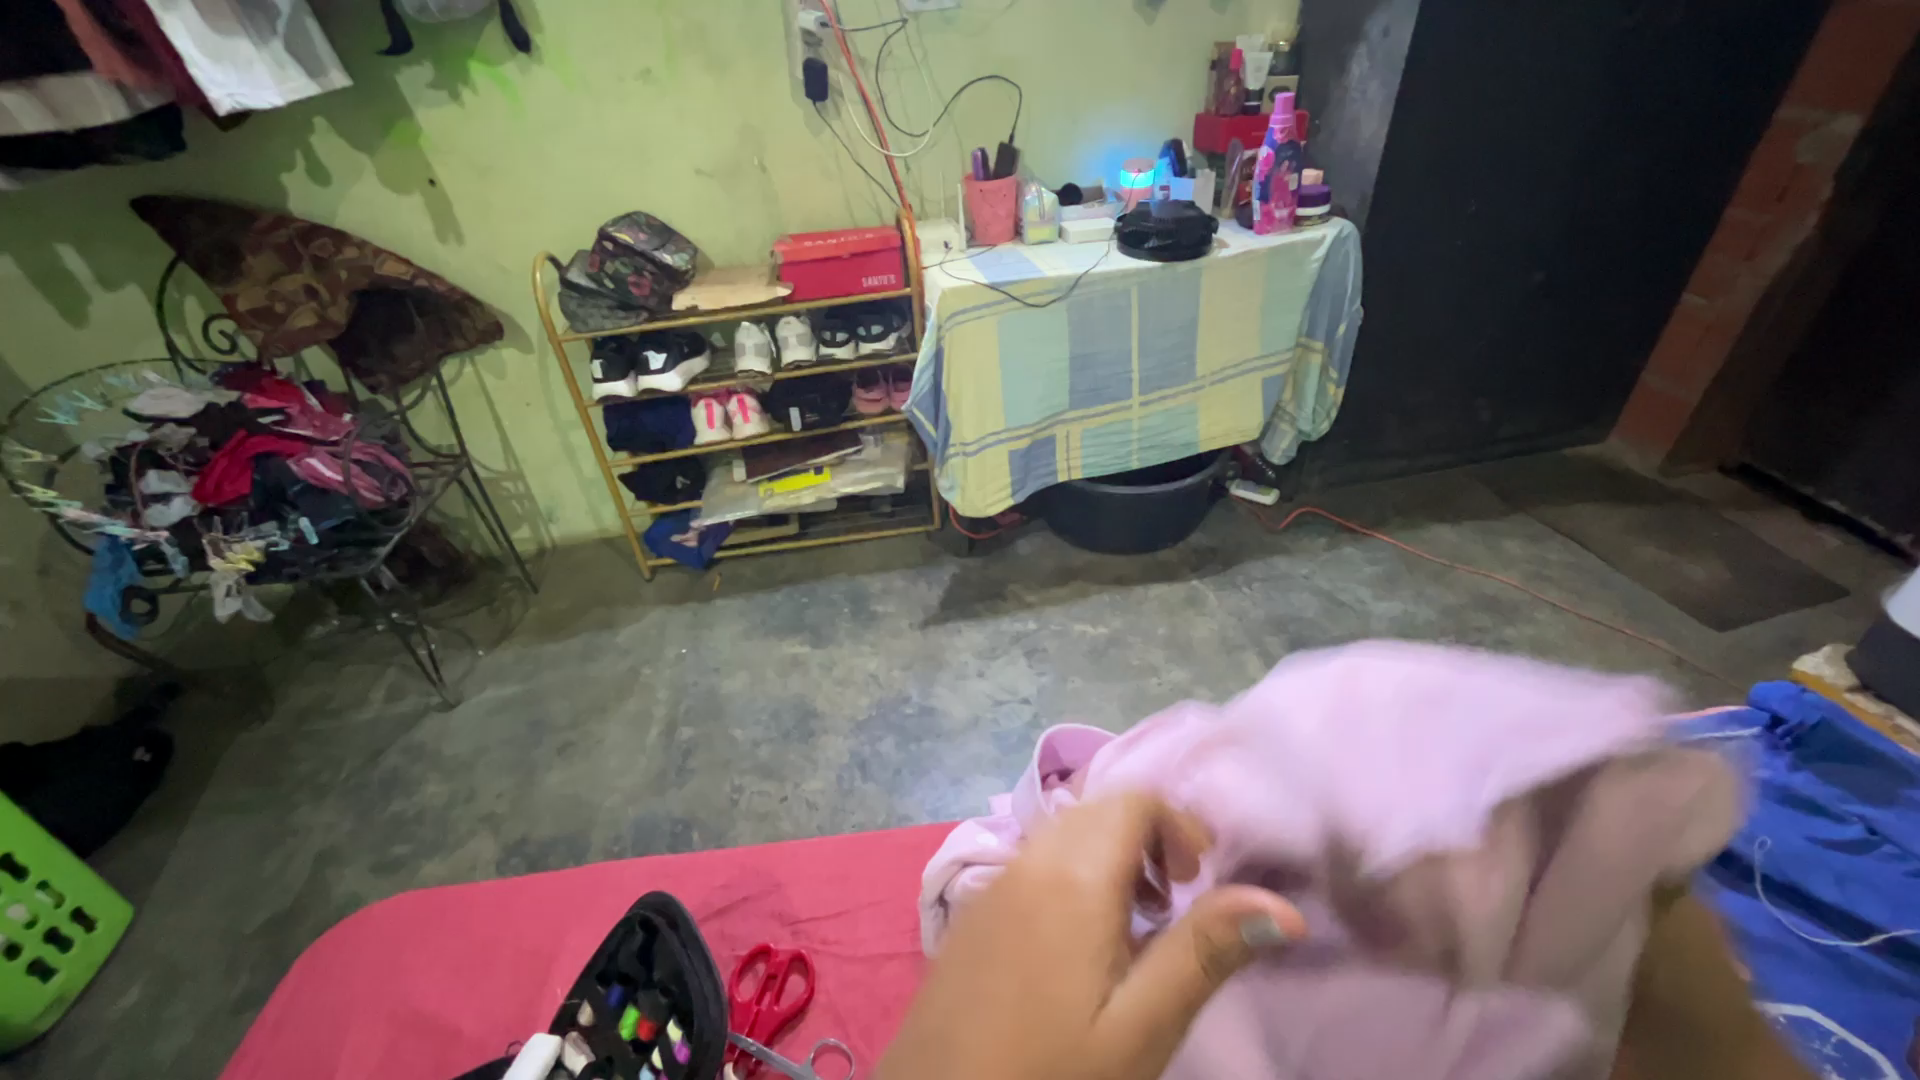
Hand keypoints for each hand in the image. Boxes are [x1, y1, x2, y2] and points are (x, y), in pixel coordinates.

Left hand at [879, 793, 1304, 1079]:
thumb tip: (1283, 905)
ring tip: (1135, 927)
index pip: (1132, 800)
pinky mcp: (972, 912)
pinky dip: (1071, 873)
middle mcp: (1027, 860)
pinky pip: (1033, 861)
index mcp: (1072, 876)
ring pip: (1063, 831)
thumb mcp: (1140, 1027)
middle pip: (1098, 808)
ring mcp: (992, 883)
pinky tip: (1079, 944)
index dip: (1178, 825)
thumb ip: (1205, 954)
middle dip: (1148, 837)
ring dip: (1109, 856)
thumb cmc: (1049, 1072)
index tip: (1199, 882)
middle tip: (1174, 905)